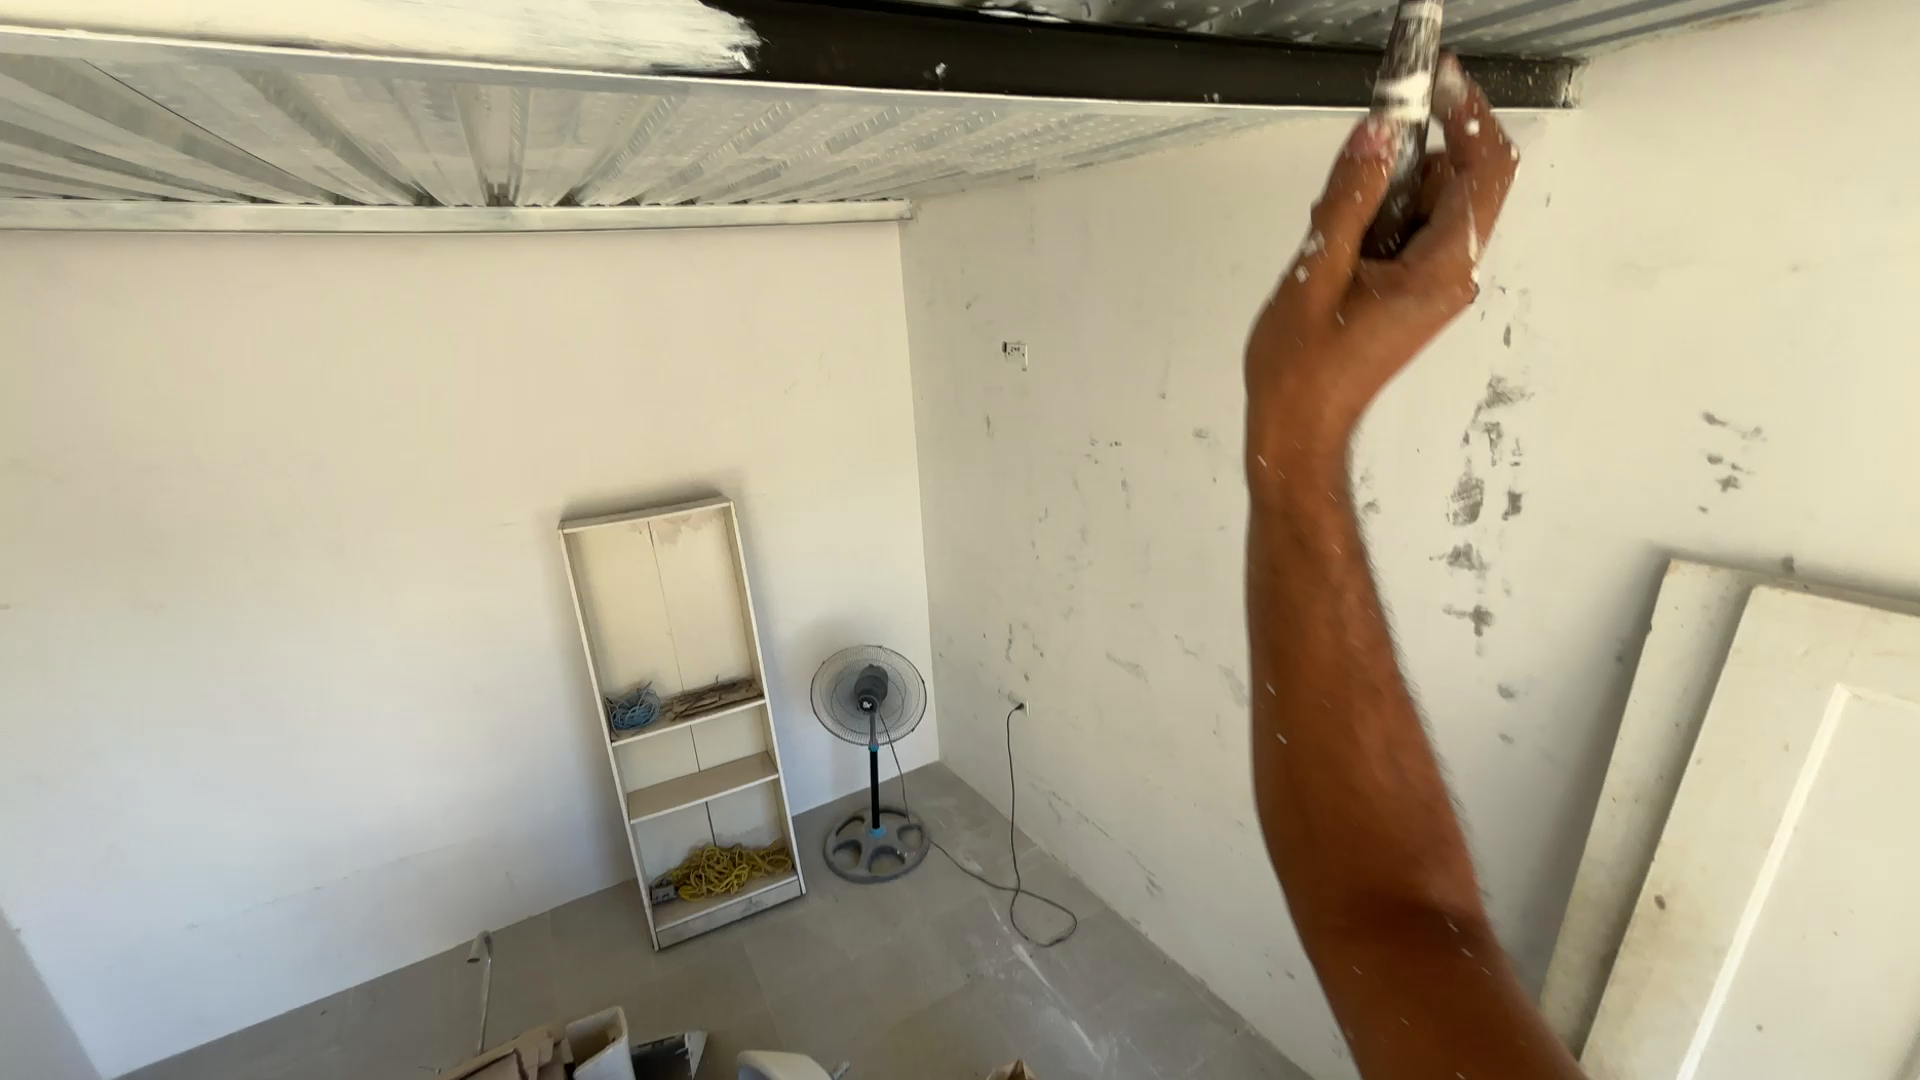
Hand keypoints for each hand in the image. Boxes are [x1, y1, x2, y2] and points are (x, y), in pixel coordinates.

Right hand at [1245, 54, 1518, 491]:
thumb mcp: (1314, 275)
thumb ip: (1348, 201)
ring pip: (1428, 214)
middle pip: (1457, 186)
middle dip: (1408, 163)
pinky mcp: (1410, 303)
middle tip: (1347, 175)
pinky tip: (1333, 251)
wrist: (1296, 430)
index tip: (1429, 80)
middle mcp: (1450, 277)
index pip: (1482, 167)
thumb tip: (1377, 133)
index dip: (1465, 113)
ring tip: (1327, 230)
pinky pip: (1408, 243)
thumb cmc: (1299, 368)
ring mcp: (1432, 292)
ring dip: (1383, 200)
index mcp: (1438, 269)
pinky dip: (1376, 230)